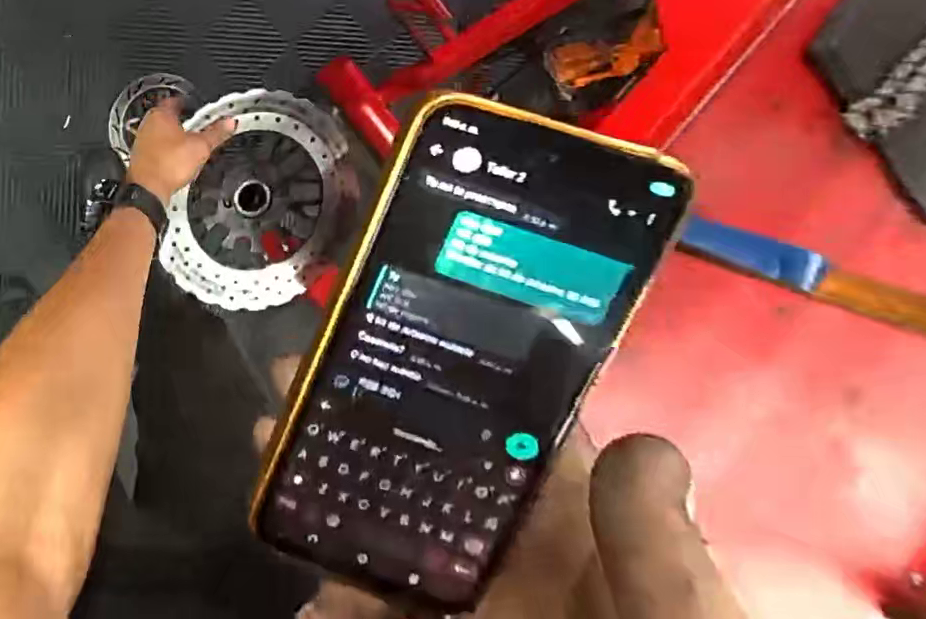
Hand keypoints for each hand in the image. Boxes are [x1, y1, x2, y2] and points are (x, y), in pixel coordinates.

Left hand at [124, 98, 235, 197]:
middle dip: (184, 122)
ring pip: (162, 133)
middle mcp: (148, 124)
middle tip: (199, 127)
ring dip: (175, 137)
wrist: (148, 189)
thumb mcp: (201, 146)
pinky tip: (177, 160)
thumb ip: (216, 133)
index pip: (177, 100)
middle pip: (169, 117)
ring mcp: (142, 141)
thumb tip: (229, 123)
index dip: (190, 104)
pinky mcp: (141, 157)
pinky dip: (168, 151)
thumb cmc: (167, 164)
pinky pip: (157, 148)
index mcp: (161, 114)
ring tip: (190, 145)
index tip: (200, 108)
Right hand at [254, 357, 745, 618]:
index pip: (500, 426)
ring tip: (265, 447)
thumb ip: (660, 547)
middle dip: (352, 415)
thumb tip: (649, 441)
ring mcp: (468, 597)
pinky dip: (334, 592)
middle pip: (418, 463)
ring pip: (383, 526)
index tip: (376, 333)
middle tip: (289, 379)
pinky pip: (375, 603)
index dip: (443, 374)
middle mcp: (508, 546)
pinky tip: (298, 578)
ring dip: (324, 487)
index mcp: (567, 521)